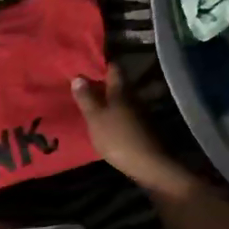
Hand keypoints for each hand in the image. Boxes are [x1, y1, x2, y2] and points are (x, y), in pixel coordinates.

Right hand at [71, 66, 196, 196]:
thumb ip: (86, 98)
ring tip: (90, 103)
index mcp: (121, 90)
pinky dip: (114, 113)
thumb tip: (78, 77)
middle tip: (82, 84)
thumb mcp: (96, 118)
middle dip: (101, 83)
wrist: (150, 165)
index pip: (113, 68)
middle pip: (117, 84)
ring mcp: (140, 112)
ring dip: (107, 100)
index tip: (86, 63)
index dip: (101, 63)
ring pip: (121, 99)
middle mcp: (133, 97)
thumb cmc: (119, 138)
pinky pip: (125, 114)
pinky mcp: (142, 127)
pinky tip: (105, 120)